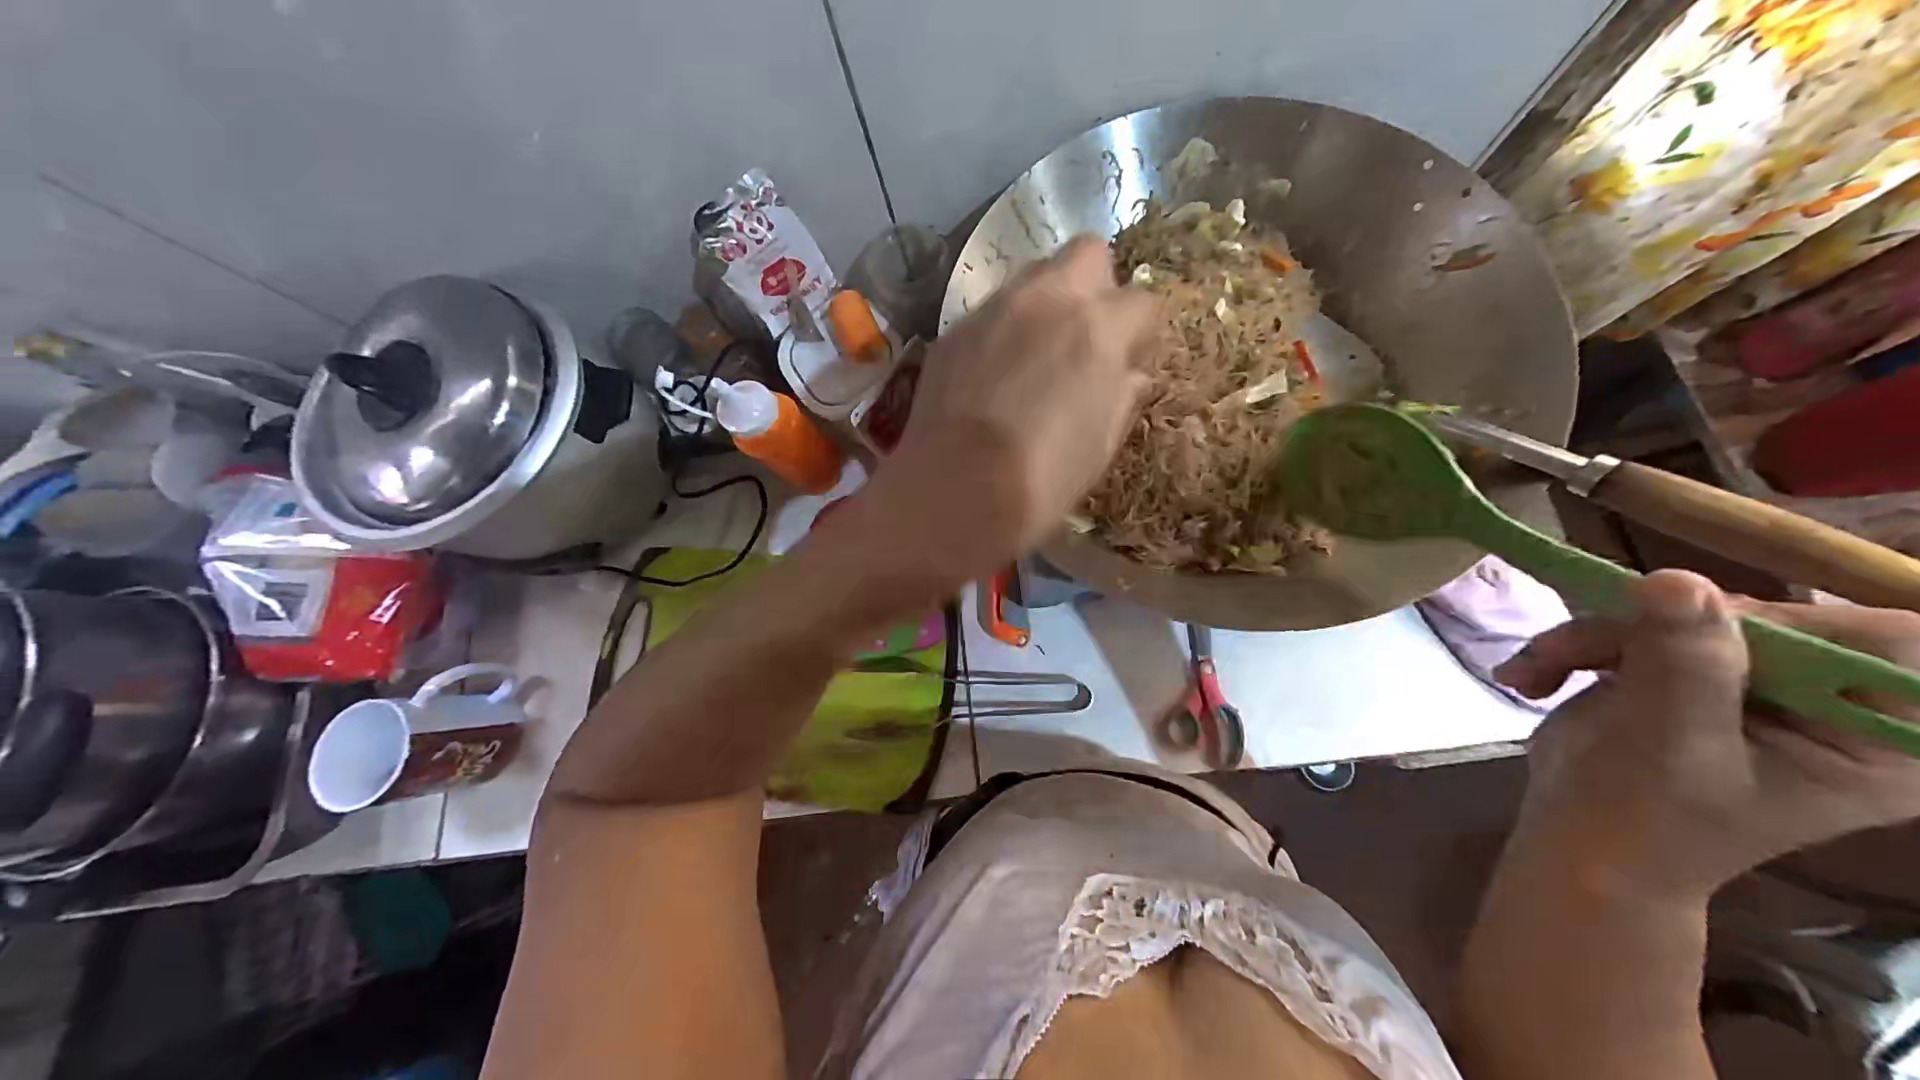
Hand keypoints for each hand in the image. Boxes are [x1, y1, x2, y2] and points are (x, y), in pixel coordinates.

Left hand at [868, 235, 1155, 581]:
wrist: (953, 492)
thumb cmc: (1042, 479)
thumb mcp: (1101, 445)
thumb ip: (1122, 395)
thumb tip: (1129, 373)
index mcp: (1099, 326)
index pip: (1143, 302)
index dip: (1141, 334)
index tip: (1129, 362)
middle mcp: (1047, 299)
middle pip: (1088, 253)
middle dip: (1097, 285)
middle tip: (1086, 336)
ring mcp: (994, 308)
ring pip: (1034, 275)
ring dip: (1047, 302)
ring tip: (1036, 354)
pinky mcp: (954, 330)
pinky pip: (991, 311)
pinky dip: (1003, 330)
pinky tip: (992, 374)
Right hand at [1495, 570, 1919, 900]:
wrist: (1573, 844)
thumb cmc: (1639, 816)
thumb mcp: (1667, 742)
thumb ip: (1684, 663)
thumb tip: (1676, 578)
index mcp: (1872, 739)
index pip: (1875, 641)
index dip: (1788, 625)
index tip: (1690, 635)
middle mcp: (1822, 705)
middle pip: (1754, 620)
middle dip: (1646, 632)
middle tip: (1576, 652)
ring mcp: (1745, 688)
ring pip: (1674, 618)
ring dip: (1588, 639)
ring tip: (1532, 675)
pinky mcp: (1681, 676)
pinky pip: (1631, 631)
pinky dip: (1572, 649)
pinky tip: (1532, 678)